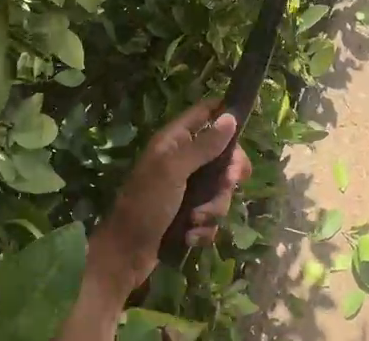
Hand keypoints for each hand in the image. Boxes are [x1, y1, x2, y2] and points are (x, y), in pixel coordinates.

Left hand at [87, 98, 253, 299]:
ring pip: (220, 189)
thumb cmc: (145, 204)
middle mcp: (183, 160)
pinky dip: (203, 228)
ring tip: (195, 220)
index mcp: (176, 140)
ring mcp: (187, 189)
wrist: (124, 256)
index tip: (244, 127)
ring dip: (213, 207)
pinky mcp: (189, 215)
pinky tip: (190, 237)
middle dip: (228, 174)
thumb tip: (231, 118)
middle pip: (223, 155)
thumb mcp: (173, 170)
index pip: (205, 112)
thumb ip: (203, 145)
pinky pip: (211, 215)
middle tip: (227, 184)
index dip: (225, 114)